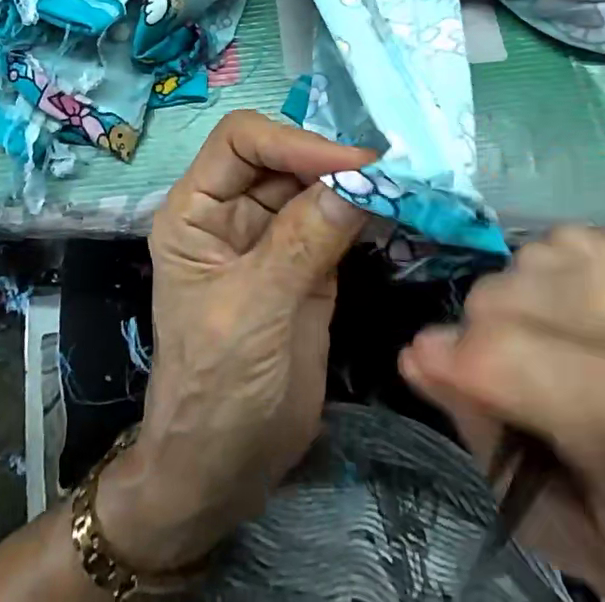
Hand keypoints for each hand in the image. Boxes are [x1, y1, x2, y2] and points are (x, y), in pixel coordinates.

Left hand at [93, 110, 374, 571]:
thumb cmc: (218, 387)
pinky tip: (401, 209)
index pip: (239, 142)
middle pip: (281, 158)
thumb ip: (302, 243)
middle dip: (333, 159)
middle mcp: (230, 212)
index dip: (293, 142)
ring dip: (357, 183)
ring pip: (314, 188)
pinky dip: (367, 214)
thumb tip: (357, 181)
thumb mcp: (253, 309)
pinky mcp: (306, 264)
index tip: (353, 164)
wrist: (226, 462)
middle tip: (398, 170)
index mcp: (195, 210)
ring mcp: (270, 237)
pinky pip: (336, 223)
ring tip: (410, 183)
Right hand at [399, 228, 604, 601]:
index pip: (522, 361)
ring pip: (550, 256)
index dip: (455, 357)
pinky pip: (591, 244)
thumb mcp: (547, 522)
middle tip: (490, 367)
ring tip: (538, 338)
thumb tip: (415, 353)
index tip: (424, 365)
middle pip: (523, 295)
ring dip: (521, 295)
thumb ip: (479, 429)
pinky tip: (576, 313)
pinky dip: (559, 271)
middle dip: (482, 327)